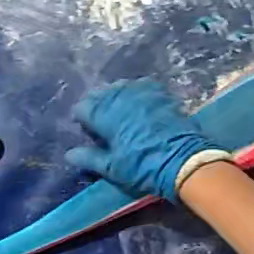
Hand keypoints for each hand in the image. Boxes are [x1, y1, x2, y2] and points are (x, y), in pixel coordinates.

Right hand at [65, 79, 232, 202]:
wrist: (184, 160)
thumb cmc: (143, 167)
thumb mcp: (113, 168)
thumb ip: (89, 158)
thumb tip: (69, 153)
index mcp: (107, 115)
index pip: (84, 107)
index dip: (82, 117)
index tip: (85, 127)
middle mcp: (123, 98)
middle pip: (102, 93)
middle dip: (97, 103)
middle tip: (100, 118)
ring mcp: (144, 94)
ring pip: (122, 86)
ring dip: (116, 94)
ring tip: (117, 108)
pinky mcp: (162, 94)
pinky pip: (144, 86)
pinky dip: (137, 91)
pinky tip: (139, 101)